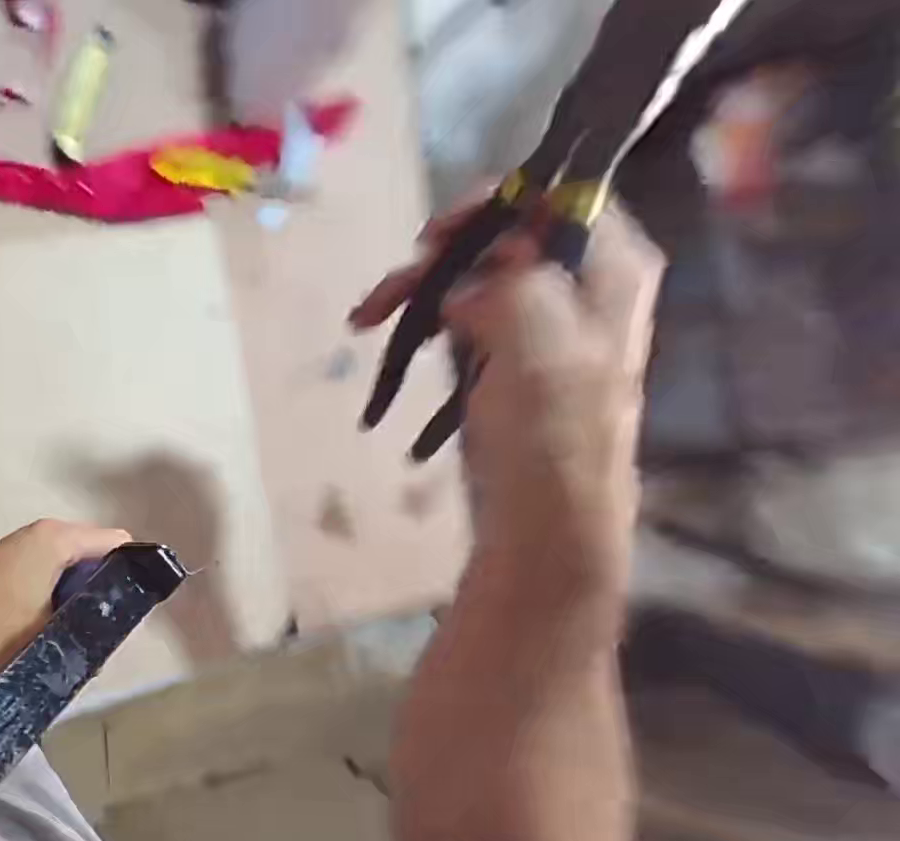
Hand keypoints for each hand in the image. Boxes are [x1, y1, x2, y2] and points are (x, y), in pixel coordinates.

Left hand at [0, 519, 131, 682]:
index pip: (119, 545)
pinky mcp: (6, 563)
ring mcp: (22, 547)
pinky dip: (56, 597)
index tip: (133, 615)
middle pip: (97, 557)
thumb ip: (79, 642)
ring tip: (74, 636)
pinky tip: (48, 629)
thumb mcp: (38, 643)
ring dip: (78, 600)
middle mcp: (43, 534)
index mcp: (56, 540)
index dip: (134, 577)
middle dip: (104, 593)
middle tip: (102, 634)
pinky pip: (49, 574)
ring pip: (72, 569)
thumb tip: (100, 651)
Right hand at [354, 200, 664, 587]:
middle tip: (375, 302)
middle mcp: (575, 289)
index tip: (428, 239)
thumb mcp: (540, 355)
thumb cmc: (547, 437)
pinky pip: (458, 321)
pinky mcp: (501, 359)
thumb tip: (464, 283)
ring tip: (364, 324)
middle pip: (499, 243)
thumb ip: (513, 292)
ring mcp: (536, 326)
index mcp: (604, 274)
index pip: (558, 200)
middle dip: (432, 264)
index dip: (493, 206)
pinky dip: (421, 327)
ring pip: (470, 282)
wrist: (539, 512)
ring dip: (416, 297)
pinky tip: (393, 347)